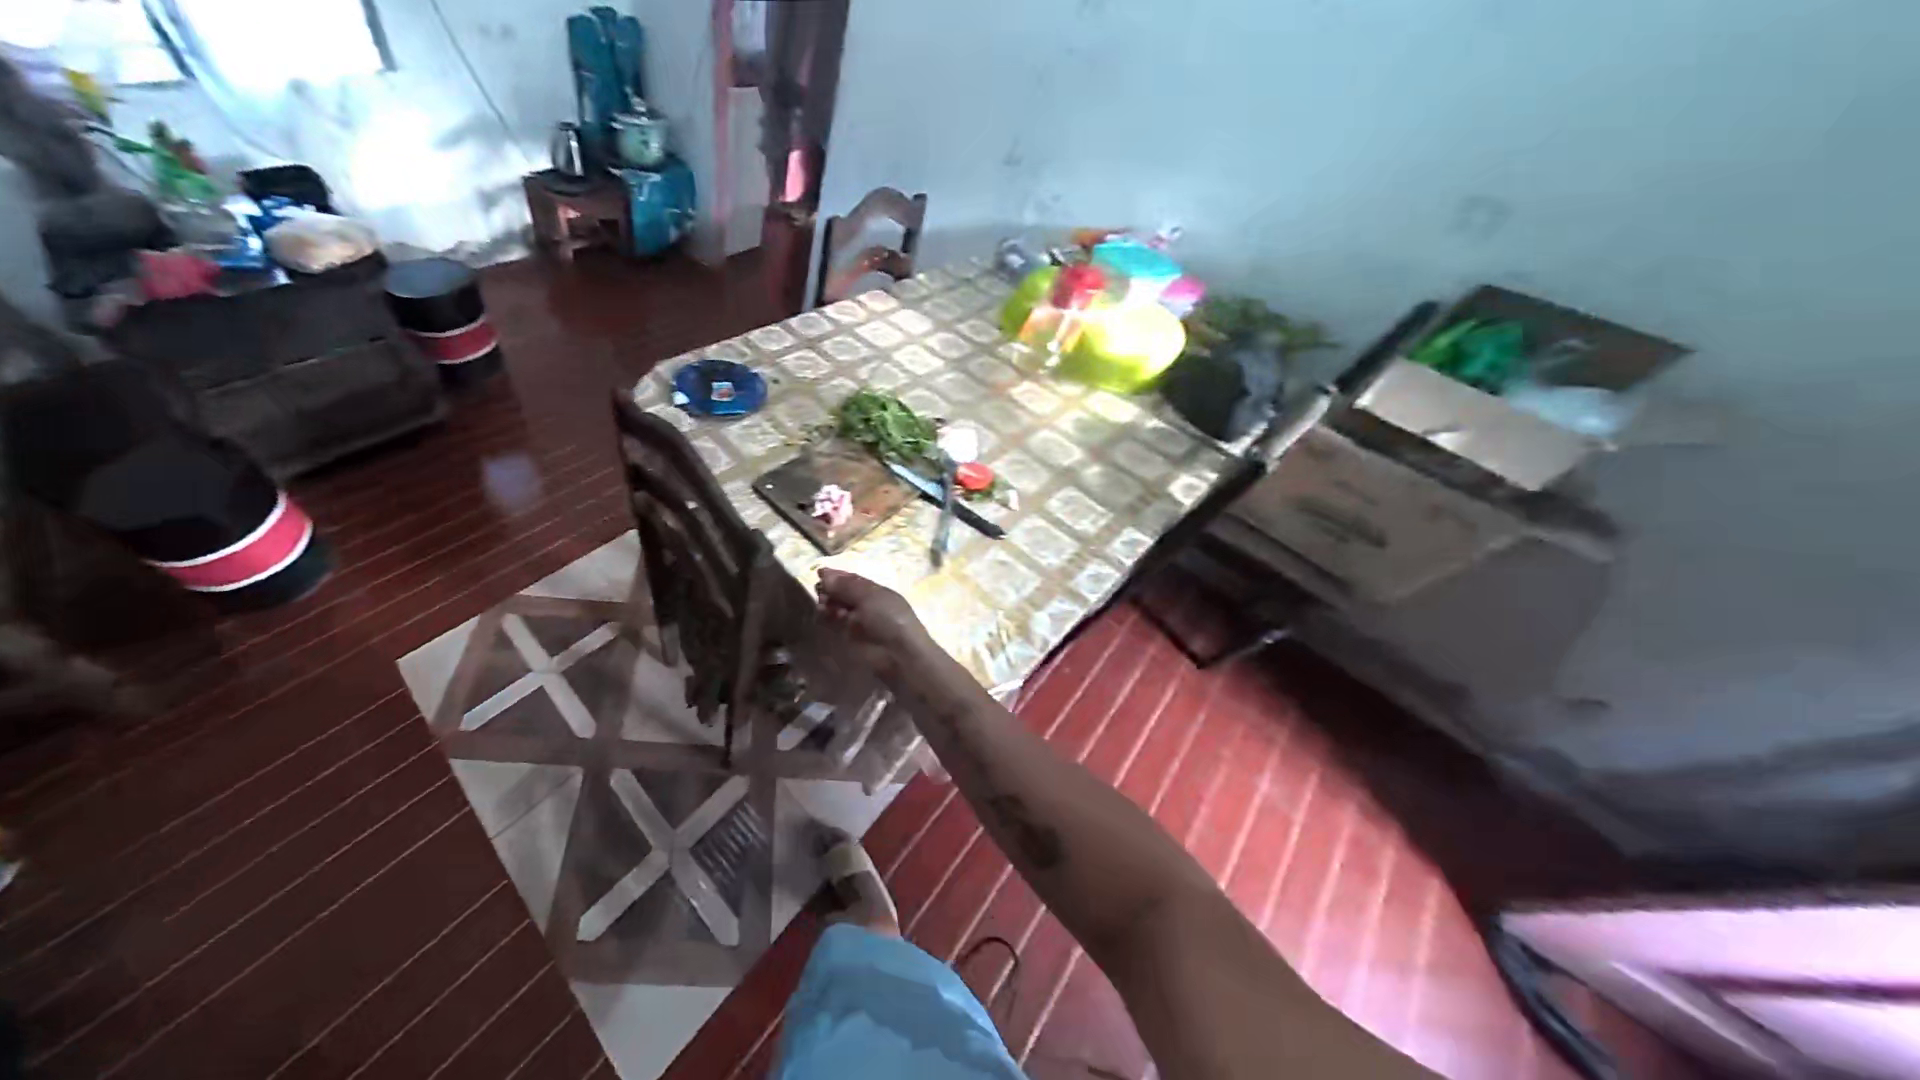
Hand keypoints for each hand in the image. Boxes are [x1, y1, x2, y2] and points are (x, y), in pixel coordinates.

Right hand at [814, 569, 933, 681]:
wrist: (898, 655)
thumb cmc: (889, 619)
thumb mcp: (870, 596)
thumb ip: (847, 586)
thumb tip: (824, 574)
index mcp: (877, 592)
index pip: (853, 581)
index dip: (837, 576)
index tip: (819, 573)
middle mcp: (867, 605)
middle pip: (844, 594)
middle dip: (831, 590)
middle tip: (820, 591)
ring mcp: (858, 623)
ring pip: (838, 609)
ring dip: (828, 604)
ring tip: (822, 604)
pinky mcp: (849, 639)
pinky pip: (835, 625)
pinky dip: (828, 618)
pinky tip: (823, 615)